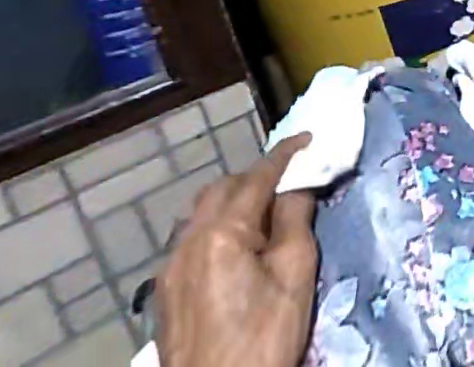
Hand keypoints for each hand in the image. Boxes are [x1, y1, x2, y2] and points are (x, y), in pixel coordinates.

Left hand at [156, 134, 318, 366]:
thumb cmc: (265, 334)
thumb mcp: (296, 271)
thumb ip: (295, 219)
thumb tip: (296, 187)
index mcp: (222, 233)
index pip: (258, 176)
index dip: (286, 153)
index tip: (309, 138)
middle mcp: (188, 243)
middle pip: (221, 188)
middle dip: (256, 175)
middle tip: (291, 178)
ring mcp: (169, 270)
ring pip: (201, 213)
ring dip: (233, 200)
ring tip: (265, 210)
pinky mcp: (164, 294)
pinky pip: (191, 239)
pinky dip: (217, 226)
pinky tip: (239, 245)